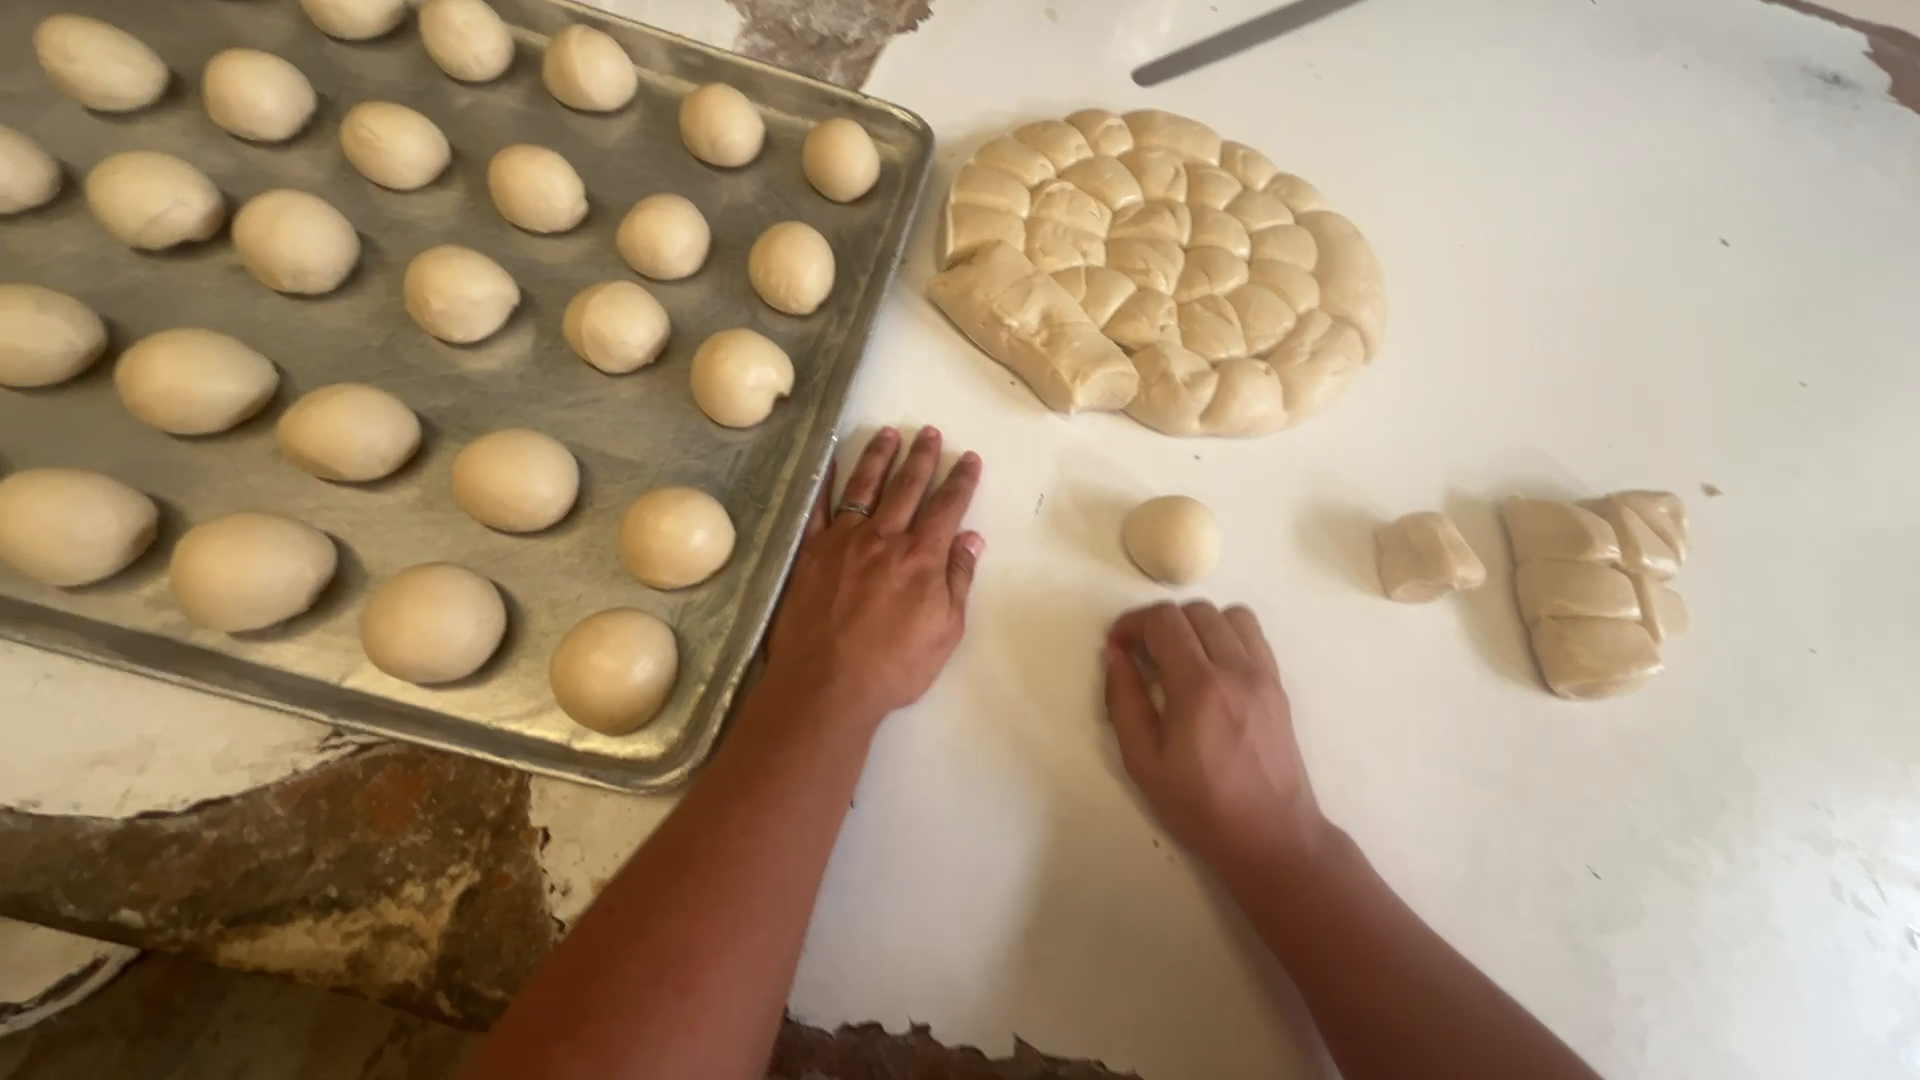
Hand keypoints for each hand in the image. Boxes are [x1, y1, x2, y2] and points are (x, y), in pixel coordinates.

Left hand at [762, 427, 984, 726]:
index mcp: (922, 558)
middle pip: (907, 487)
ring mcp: (843, 540)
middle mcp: (884, 538)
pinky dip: (824, 479)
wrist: (826, 685)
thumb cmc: (893, 667)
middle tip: (929, 432)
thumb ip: (958, 581)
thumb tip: (971, 539)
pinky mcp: (810, 551)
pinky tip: (830, 459)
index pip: (947, 508)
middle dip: (922, 457)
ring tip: (888, 433)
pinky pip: (817, 506)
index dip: (960, 481)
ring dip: (880, 456)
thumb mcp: (944, 631)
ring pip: (865, 486)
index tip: (968, 459)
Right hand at [1104, 601, 1330, 871]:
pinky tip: (1211, 668)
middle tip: (1142, 656)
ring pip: (1227, 614)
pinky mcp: (1278, 685)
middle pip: (1193, 611)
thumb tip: (1114, 655)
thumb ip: (1123, 700)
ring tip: (1179, 657)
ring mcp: (1262, 674)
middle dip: (1159, 623)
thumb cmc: (1200, 806)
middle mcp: (1235, 669)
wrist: (1272, 836)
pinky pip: (1252, 634)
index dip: (1132, 624)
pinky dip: (1226, 635)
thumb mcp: (1143, 761)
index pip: (1163, 620)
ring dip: (1196, 624)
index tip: (1118, 648)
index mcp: (1198, 687)